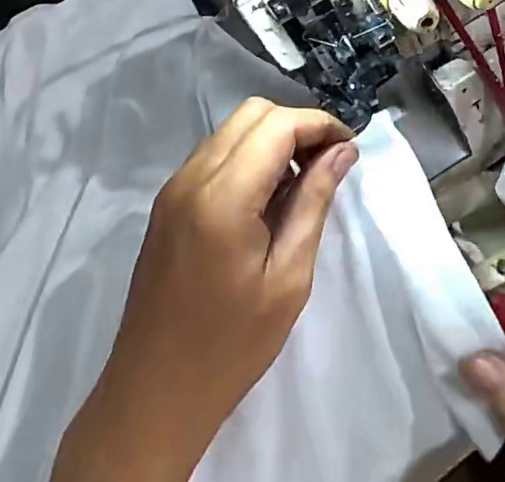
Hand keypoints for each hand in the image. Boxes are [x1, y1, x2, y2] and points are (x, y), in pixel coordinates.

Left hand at [52, 98, 356, 481]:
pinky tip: (267, 196)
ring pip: (232, 129)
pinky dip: (249, 155)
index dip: (320, 124)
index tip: (350, 148)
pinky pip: (215, 153)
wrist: (154, 391)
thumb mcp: (288, 276)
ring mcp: (174, 186)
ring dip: (273, 138)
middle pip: (253, 113)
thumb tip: (343, 150)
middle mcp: (192, 176)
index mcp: (223, 195)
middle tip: (328, 163)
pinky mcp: (168, 201)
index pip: (278, 124)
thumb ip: (314, 201)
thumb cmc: (231, 345)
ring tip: (302, 181)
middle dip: (297, 125)